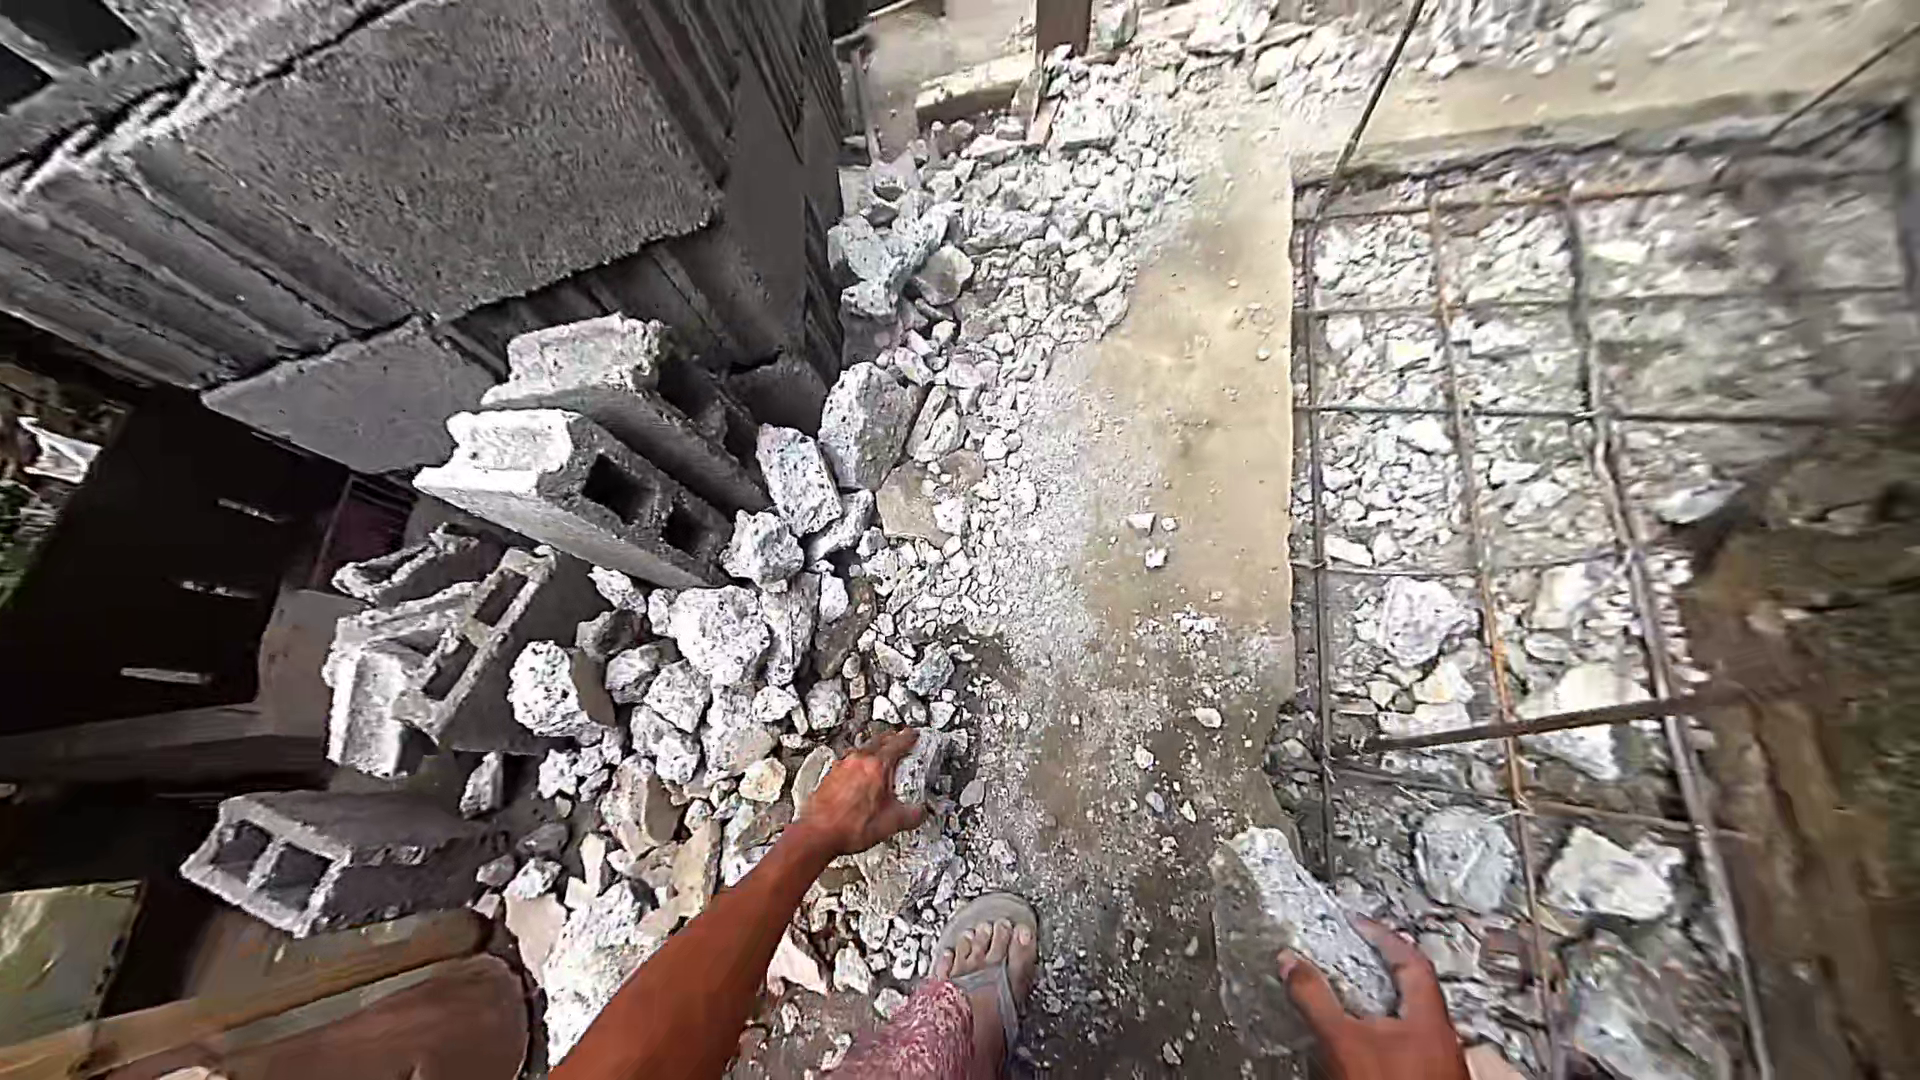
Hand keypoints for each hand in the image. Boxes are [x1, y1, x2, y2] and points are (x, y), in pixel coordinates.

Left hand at [791, 728, 927, 857]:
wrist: (816, 834)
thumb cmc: (847, 827)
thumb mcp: (890, 824)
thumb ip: (911, 816)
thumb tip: (921, 813)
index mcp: (876, 766)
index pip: (897, 744)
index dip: (909, 738)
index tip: (913, 734)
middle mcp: (858, 760)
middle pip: (879, 740)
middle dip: (891, 739)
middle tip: (899, 739)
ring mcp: (842, 766)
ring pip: (862, 749)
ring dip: (873, 749)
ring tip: (879, 756)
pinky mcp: (830, 775)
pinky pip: (849, 760)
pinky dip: (858, 762)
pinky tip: (858, 774)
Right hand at [1279, 918, 1470, 1079]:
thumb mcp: (1341, 1040)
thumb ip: (1313, 996)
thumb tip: (1290, 962)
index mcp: (1430, 1023)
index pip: (1412, 961)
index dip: (1384, 936)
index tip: (1359, 922)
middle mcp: (1444, 1043)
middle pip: (1419, 990)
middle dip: (1385, 966)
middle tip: (1358, 950)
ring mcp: (1441, 1068)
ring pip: (1416, 1019)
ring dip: (1385, 999)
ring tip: (1355, 991)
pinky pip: (1410, 1043)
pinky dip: (1385, 1027)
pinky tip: (1363, 1037)